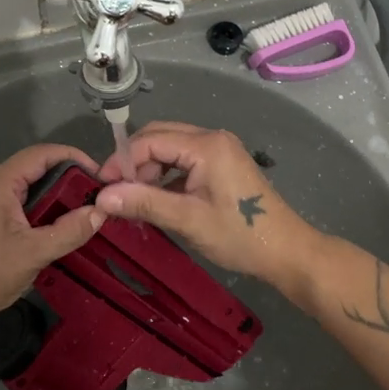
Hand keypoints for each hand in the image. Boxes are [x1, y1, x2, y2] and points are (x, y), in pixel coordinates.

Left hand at [0, 144, 107, 344]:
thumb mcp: (34, 254)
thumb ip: (69, 231)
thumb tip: (101, 212)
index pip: (40, 154)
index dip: (73, 157)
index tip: (98, 175)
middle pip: (29, 168)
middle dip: (63, 179)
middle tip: (90, 199)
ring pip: (18, 186)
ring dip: (46, 195)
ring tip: (73, 214)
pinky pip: (5, 200)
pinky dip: (28, 207)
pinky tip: (42, 228)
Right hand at [95, 121, 322, 284]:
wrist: (287, 251)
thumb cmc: (239, 236)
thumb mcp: (187, 220)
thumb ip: (144, 202)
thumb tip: (102, 196)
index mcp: (206, 145)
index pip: (150, 140)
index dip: (122, 161)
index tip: (102, 187)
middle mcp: (213, 138)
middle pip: (159, 137)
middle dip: (134, 162)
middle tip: (117, 193)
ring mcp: (220, 150)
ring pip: (171, 148)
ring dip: (149, 170)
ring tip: (135, 200)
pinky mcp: (223, 164)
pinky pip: (185, 160)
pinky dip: (166, 176)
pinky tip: (157, 200)